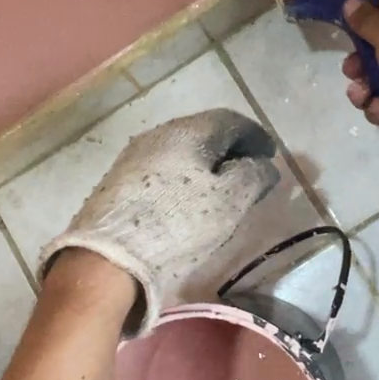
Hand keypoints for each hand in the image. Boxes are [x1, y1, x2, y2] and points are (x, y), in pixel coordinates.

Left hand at [39, 109, 280, 333]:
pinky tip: (187, 199)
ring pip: (180, 150)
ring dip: (205, 163)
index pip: (230, 120)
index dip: (256, 136)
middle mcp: (158, 134)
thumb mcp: (229, 203)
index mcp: (188, 131)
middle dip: (230, 148)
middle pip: (203, 132)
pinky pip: (162, 168)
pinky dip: (183, 176)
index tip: (271, 156)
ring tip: (220, 187)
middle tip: (249, 170)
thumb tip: (263, 165)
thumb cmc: (178, 225)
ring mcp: (134, 156)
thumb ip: (253, 177)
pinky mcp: (118, 181)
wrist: (108, 259)